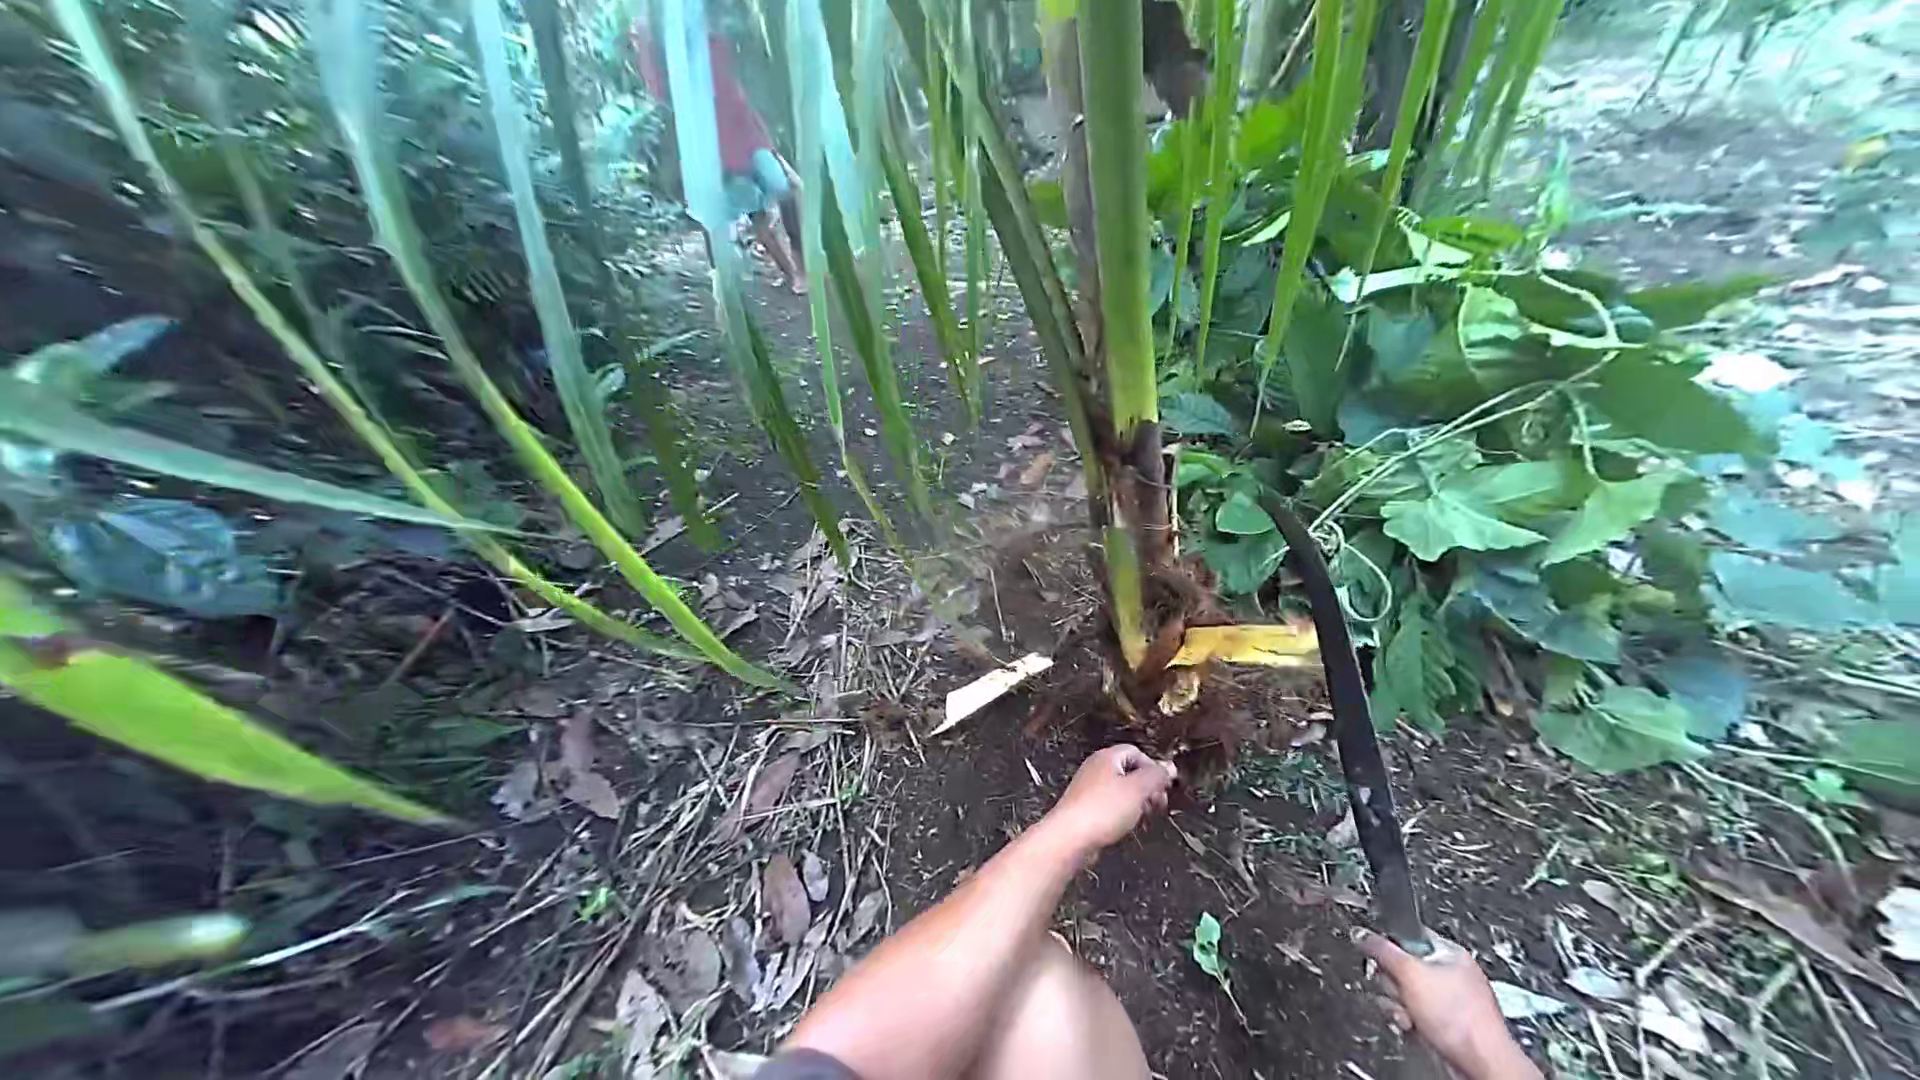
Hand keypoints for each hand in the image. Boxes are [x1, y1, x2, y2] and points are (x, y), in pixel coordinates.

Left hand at [1037, 745, 1176, 859]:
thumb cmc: (1103, 809)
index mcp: (1107, 757)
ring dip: (1138, 801)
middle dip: (1148, 787)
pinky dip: (1124, 812)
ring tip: (1146, 817)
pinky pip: (1111, 804)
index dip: (1153, 768)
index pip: (1136, 752)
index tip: (1165, 788)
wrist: (1070, 836)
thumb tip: (1169, 766)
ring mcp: (1089, 788)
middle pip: (1129, 771)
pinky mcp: (1086, 807)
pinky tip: (1129, 825)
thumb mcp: (1137, 789)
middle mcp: (1096, 768)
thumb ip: (1156, 776)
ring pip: (1121, 789)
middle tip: (1159, 805)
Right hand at [1355, 930, 1540, 1079]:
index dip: (1390, 946)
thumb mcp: (1410, 972)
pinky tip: (1414, 1027)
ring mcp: (1446, 1001)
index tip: (1383, 958)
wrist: (1482, 1066)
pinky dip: (1406, 1019)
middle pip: (1399, 965)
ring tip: (1410, 1014)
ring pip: (1401, 991)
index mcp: (1449, 954)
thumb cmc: (1458, 1017)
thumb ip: (1380, 949)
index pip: (1406, 935)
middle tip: (1403, 991)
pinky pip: (1409, 1012)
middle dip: (1393, 982)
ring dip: (1397, 1004)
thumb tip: (1359, 933)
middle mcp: (1448, 975)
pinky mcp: (1441, 1024)